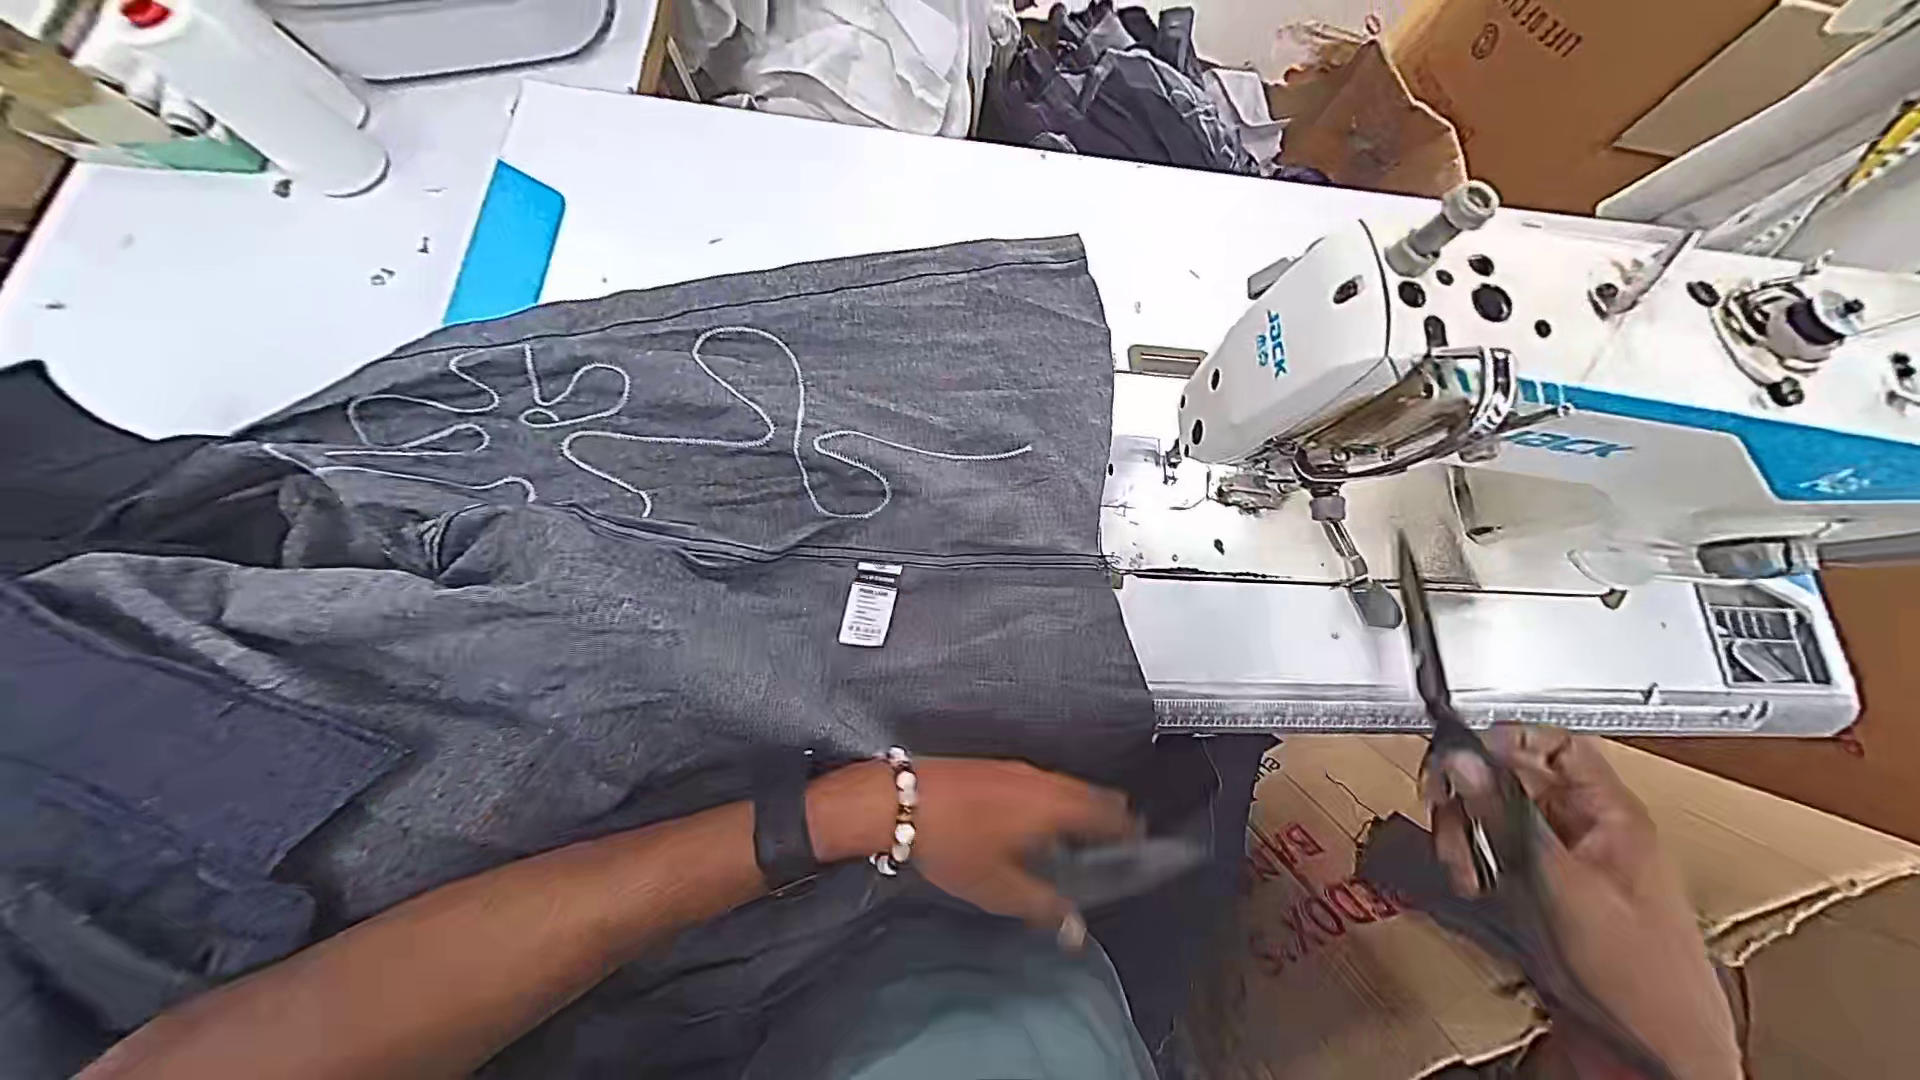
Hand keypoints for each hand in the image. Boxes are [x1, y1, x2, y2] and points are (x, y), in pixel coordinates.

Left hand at [809, 757, 1135, 928]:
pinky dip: (1053, 795)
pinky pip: (1039, 779)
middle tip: (1115, 835)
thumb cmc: (953, 842)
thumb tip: (1075, 929)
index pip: (1107, 812)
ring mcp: (1016, 768)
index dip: (1127, 829)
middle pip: (1089, 793)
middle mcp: (1040, 780)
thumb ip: (1044, 907)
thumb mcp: (999, 887)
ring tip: (1079, 828)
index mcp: (1051, 806)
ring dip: (1079, 803)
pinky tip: (1037, 816)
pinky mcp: (995, 765)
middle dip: (1107, 813)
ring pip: (1063, 784)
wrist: (903, 799)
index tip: (1138, 842)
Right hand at [1428, 726, 1741, 1079]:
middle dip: (1466, 792)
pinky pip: (1486, 842)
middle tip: (1440, 805)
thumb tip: (1463, 758)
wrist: (1646, 1047)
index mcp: (1609, 815)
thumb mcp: (1559, 881)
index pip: (1557, 744)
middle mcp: (1580, 824)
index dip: (1506, 737)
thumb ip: (1504, 815)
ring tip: (1459, 863)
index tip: (1461, 753)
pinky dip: (1466, 854)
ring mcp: (1555, 850)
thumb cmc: (1634, 972)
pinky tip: (1470, 880)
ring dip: (1459, 830)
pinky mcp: (1532, 875)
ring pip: (1487, 808)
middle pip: (1507, 775)